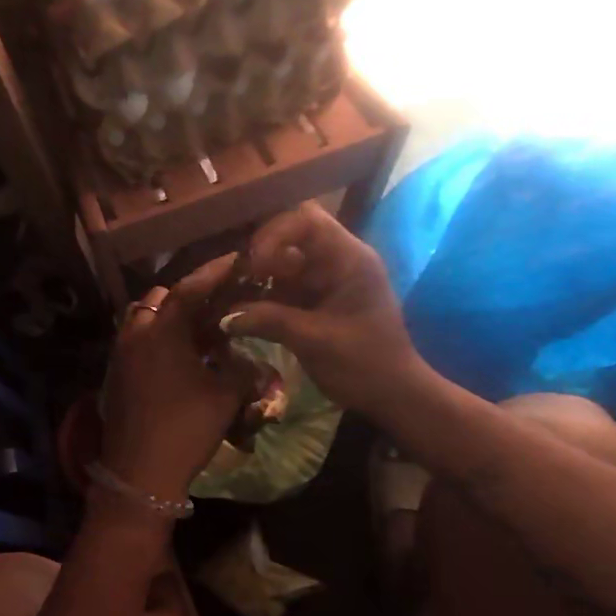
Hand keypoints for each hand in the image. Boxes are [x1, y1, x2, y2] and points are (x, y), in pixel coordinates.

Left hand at [98, 256, 256, 502]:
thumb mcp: (225, 396)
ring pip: (143, 321)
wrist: (140, 471)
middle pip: (160, 300)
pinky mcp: (116, 375)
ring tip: (199, 332)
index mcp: (162, 330)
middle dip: (188, 298)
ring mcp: (120, 355)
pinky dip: (156, 340)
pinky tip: (180, 358)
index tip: (235, 262)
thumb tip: (251, 359)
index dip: (214, 273)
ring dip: (169, 319)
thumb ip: (242, 368)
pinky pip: (136, 343)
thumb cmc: (185, 427)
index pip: (189, 288)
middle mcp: (135, 334)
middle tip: (217, 306)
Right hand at [221, 202, 423, 413]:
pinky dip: (260, 295)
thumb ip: (269, 321)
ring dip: (256, 277)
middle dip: (259, 255)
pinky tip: (240, 311)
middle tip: (236, 280)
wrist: (393, 396)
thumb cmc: (364, 364)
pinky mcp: (313, 301)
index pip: (306, 220)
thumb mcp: (314, 341)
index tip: (254, 265)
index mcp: (349, 259)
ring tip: (230, 295)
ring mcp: (324, 281)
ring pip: (281, 262)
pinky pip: (281, 287)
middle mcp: (336, 262)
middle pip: (289, 236)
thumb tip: (223, 316)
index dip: (274, 234)